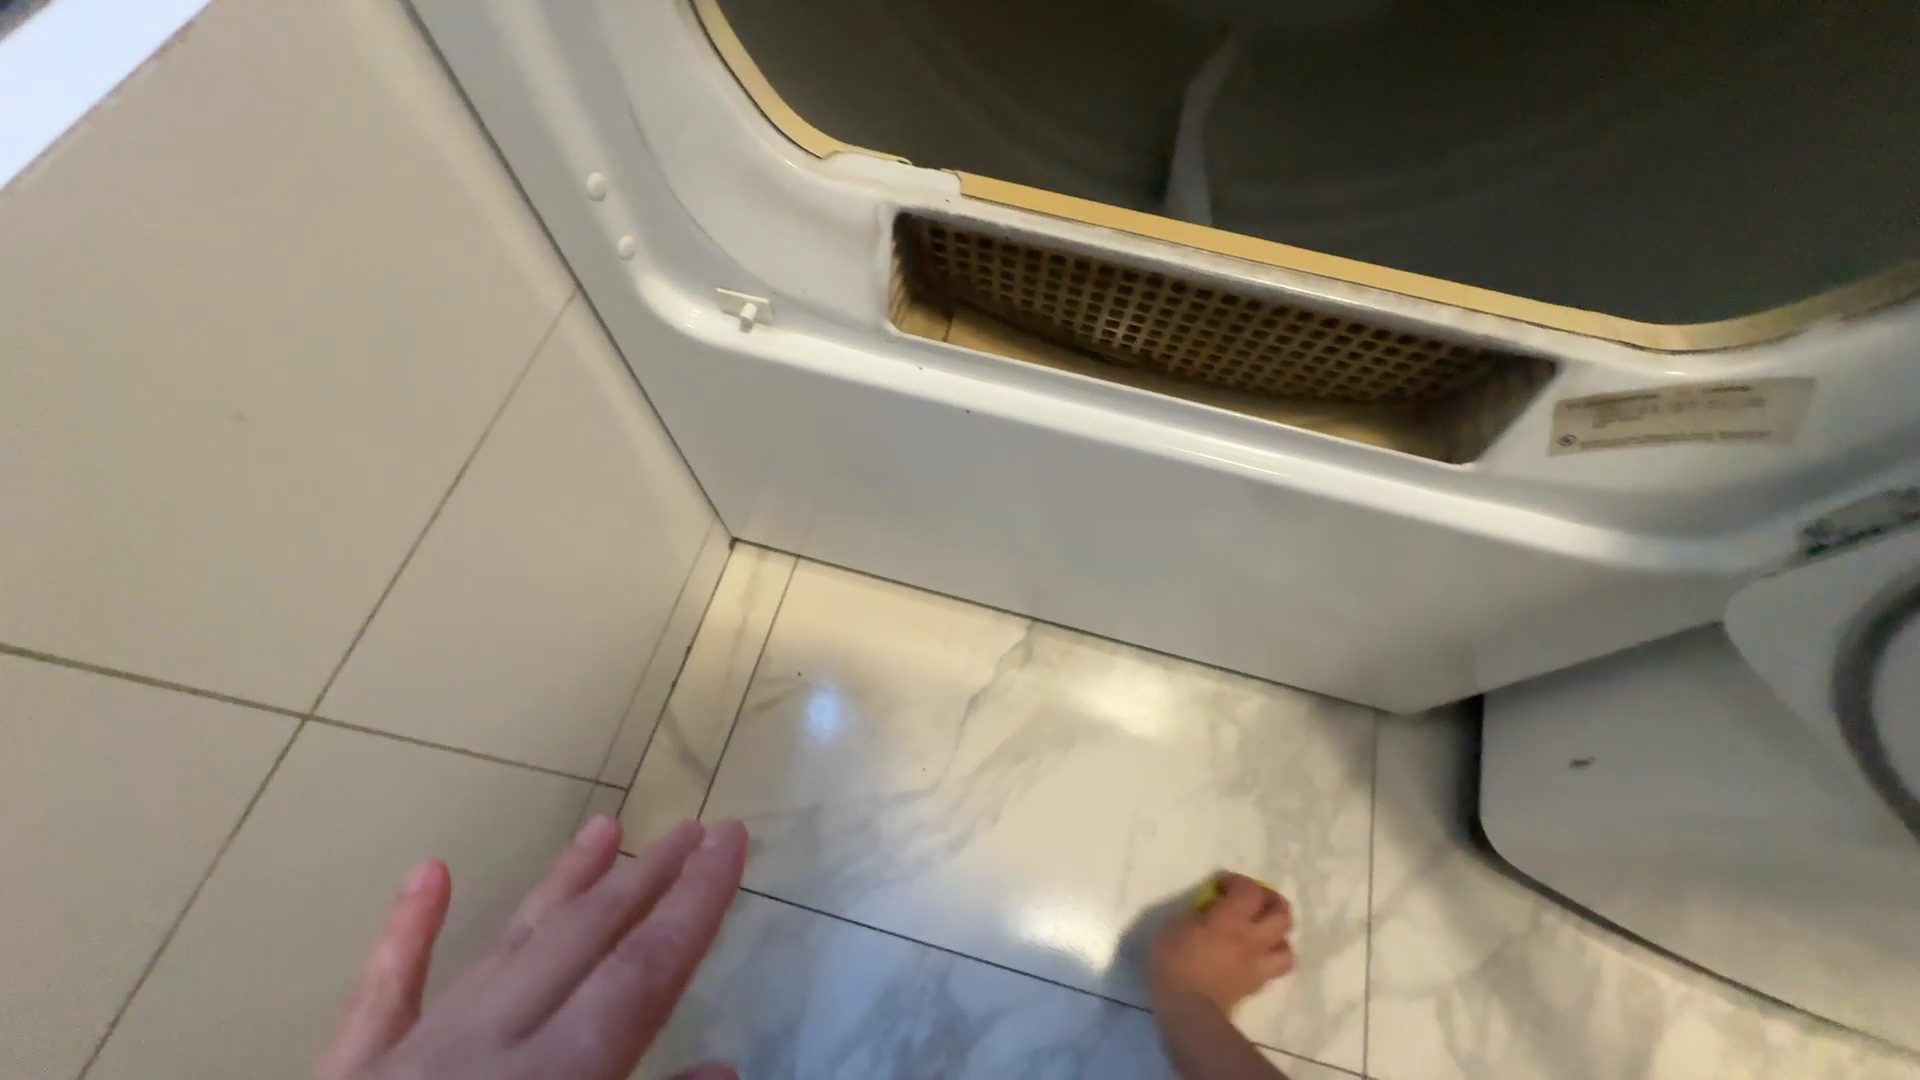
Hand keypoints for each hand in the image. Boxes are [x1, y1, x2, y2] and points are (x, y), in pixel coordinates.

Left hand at [317, 815, 746, 1079]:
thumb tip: (724, 1069)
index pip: (644, 971)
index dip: (697, 900)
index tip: (731, 837)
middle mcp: (481, 1056)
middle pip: (584, 941)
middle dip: (648, 879)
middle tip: (693, 827)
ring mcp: (406, 1064)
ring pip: (503, 947)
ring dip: (562, 883)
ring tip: (605, 826)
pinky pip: (379, 999)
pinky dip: (406, 936)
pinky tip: (430, 872)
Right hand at [1147, 873, 1294, 1013]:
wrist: (1187, 1009)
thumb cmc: (1174, 962)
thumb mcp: (1174, 925)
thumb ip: (1197, 913)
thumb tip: (1208, 911)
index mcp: (1229, 920)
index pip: (1250, 891)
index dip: (1239, 881)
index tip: (1221, 885)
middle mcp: (1251, 939)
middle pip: (1281, 914)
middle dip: (1270, 901)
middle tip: (1252, 900)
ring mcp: (1258, 963)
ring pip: (1288, 944)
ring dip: (1277, 932)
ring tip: (1260, 929)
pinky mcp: (1257, 984)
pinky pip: (1277, 966)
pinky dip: (1272, 956)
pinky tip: (1255, 954)